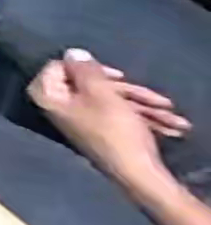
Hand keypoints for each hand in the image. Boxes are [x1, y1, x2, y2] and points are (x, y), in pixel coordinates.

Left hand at [29, 49, 186, 183]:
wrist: (138, 173)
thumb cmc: (115, 130)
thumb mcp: (102, 95)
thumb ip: (86, 71)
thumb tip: (73, 51)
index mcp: (47, 94)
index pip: (58, 68)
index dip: (89, 68)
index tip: (120, 74)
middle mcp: (57, 105)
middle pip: (90, 86)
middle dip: (131, 93)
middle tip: (162, 101)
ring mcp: (78, 118)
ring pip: (111, 103)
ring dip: (146, 109)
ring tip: (178, 121)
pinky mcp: (99, 130)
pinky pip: (118, 117)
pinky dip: (145, 120)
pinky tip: (174, 129)